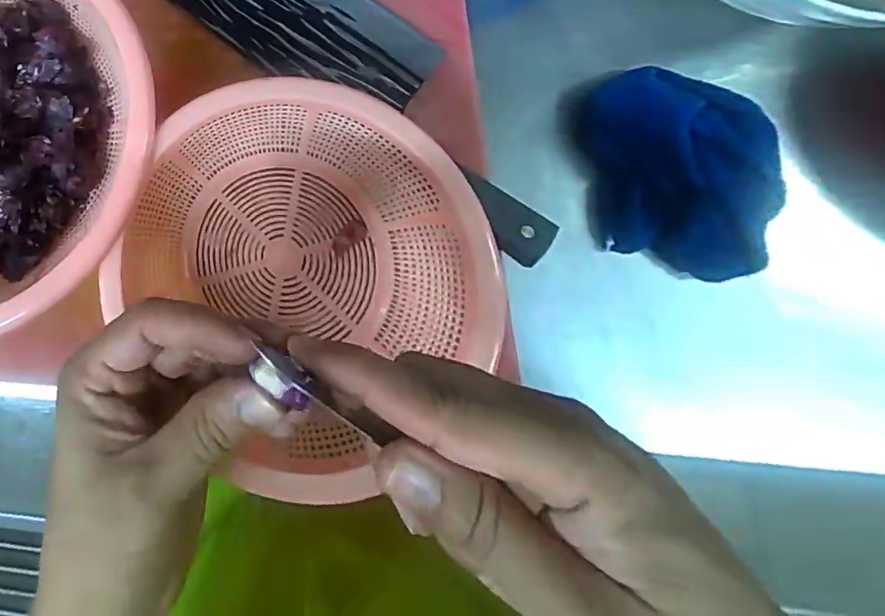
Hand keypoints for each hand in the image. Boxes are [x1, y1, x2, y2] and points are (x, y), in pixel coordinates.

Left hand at [34, 300, 295, 615]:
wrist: (106, 611)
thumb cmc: (106, 545)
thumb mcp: (153, 484)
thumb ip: (207, 429)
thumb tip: (271, 388)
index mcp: (96, 373)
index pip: (149, 325)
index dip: (200, 327)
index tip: (252, 349)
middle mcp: (126, 372)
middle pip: (186, 338)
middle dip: (236, 348)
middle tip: (290, 363)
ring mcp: (156, 395)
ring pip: (210, 362)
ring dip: (252, 373)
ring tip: (297, 391)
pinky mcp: (183, 419)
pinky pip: (222, 394)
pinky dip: (253, 400)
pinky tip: (284, 417)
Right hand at [293, 337, 778, 615]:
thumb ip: (487, 536)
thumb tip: (391, 459)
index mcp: (580, 458)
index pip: (450, 408)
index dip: (370, 377)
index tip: (304, 348)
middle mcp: (565, 422)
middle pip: (448, 387)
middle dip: (374, 384)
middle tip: (313, 400)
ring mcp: (564, 430)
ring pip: (458, 395)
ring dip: (399, 407)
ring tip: (357, 436)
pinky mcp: (559, 446)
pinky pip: (478, 418)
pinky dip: (432, 428)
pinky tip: (421, 468)